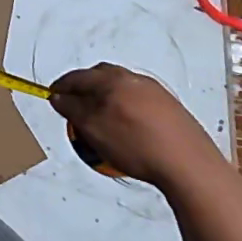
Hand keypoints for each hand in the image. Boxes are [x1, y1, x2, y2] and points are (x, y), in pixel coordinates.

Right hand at [49, 63, 227, 188]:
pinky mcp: (168, 106)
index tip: (54, 96)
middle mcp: (133, 78)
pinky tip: (126, 129)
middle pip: (99, 77)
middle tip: (74, 105)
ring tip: (99, 121)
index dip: (61, 87)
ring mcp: (153, 91)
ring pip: (120, 88)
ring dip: (105, 98)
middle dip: (83, 88)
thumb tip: (59, 98)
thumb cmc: (139, 146)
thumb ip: (72, 110)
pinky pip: (138, 100)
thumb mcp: (94, 130)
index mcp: (112, 79)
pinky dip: (124, 108)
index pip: (77, 77)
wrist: (187, 163)